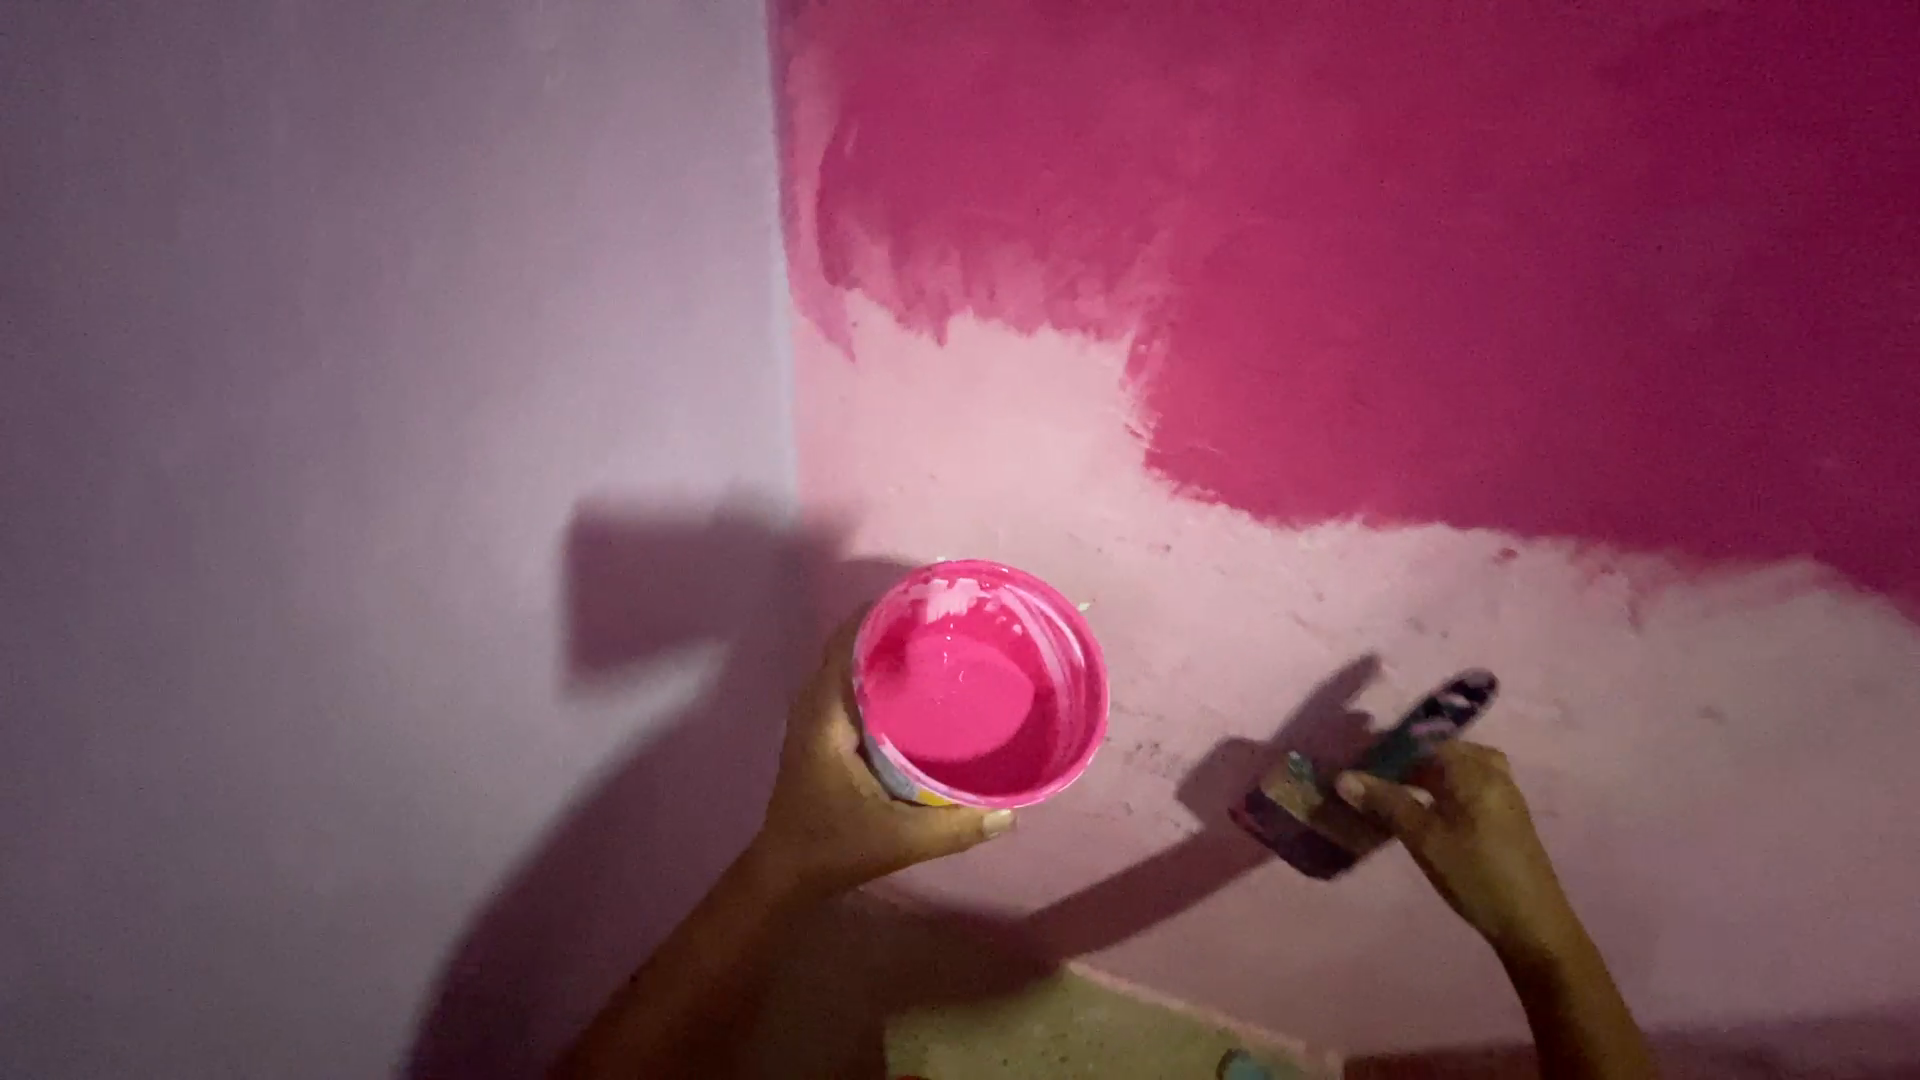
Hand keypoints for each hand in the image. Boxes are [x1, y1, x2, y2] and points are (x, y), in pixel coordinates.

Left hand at [748, 617, 1014, 899]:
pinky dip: (872, 669)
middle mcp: (814, 705)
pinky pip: (846, 681)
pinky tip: (910, 681)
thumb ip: (954, 828)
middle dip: (889, 625)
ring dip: (880, 645)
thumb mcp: (897, 841)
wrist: (784, 874)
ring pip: (846, 661)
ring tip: (930, 640)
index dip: (880, 616)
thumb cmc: (832, 848)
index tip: (924, 604)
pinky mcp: (820, 729)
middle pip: (848, 643)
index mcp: (825, 716)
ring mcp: (813, 716)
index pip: (847, 643)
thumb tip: (1011, 812)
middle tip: (940, 620)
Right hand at [1336, 742, 1580, 957]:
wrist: (1533, 928)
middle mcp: (1494, 777)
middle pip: (1447, 751)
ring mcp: (1504, 799)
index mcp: (1476, 773)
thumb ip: (1385, 801)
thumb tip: (1343, 776)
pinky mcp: (1505, 820)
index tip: (1364, 759)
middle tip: (1380, 774)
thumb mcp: (1422, 837)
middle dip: (1412, 758)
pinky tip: (1426, 810)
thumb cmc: (1475, 875)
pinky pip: (1470, 787)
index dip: (1393, 747)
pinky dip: (1445, 789)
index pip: (1428, 741)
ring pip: (1460, 770)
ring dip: (1429, 774)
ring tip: (1399, 790)